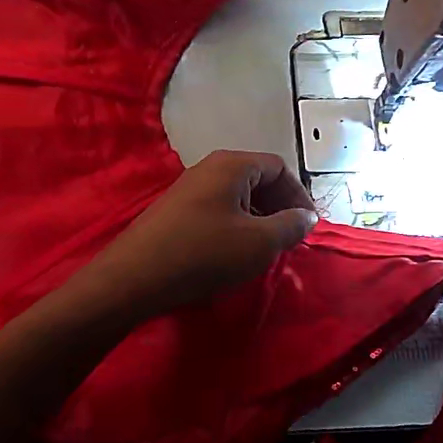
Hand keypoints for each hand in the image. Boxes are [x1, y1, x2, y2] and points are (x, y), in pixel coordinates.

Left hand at [75, 150, 318, 321]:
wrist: (134, 278)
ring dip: (258, 221)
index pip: (279, 168)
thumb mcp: (259, 243)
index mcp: (232, 165)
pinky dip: (235, 228)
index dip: (299, 196)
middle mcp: (209, 168)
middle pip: (258, 179)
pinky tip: (234, 254)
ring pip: (237, 197)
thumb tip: (307, 216)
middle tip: (289, 240)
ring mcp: (189, 189)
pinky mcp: (175, 212)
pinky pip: (218, 211)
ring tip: (265, 251)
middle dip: (279, 209)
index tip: (307, 227)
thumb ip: (291, 226)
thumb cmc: (204, 254)